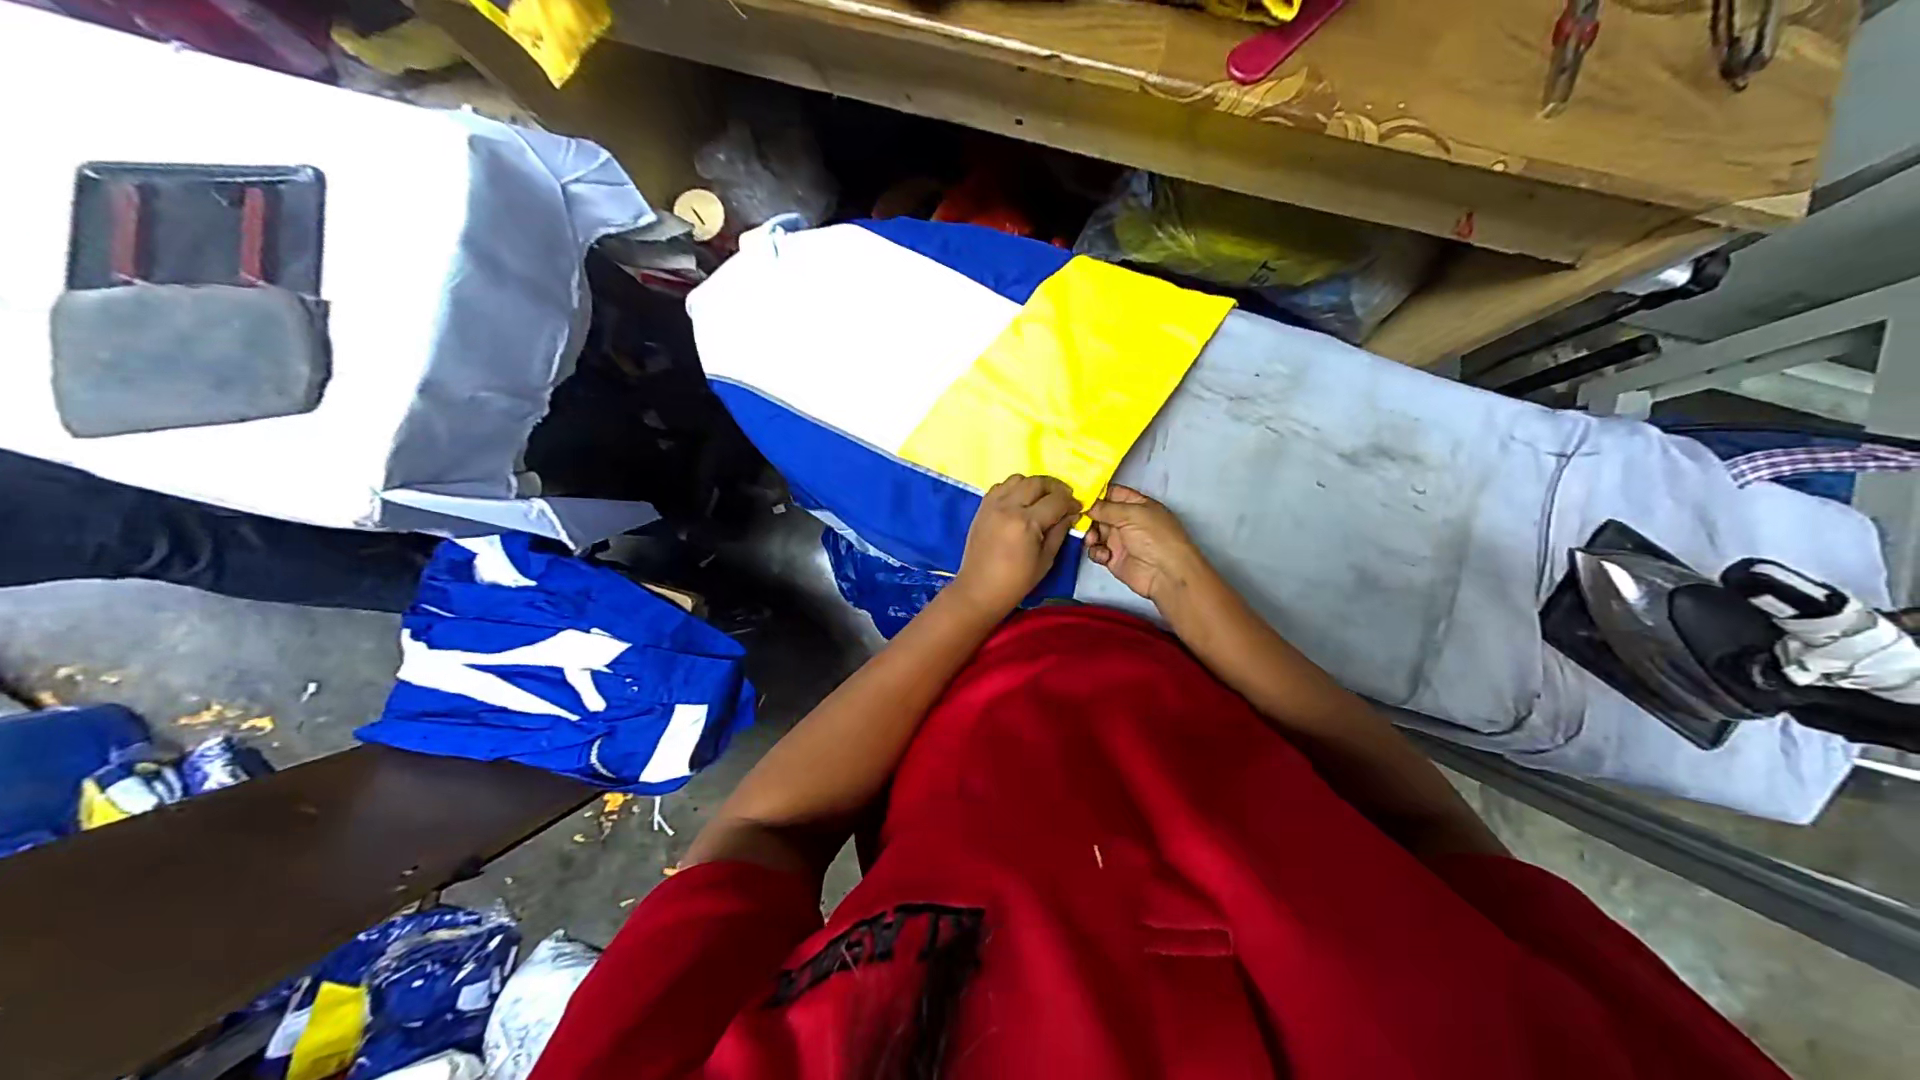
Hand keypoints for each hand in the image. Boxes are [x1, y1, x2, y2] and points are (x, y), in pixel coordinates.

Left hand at [951, 474, 1080, 615]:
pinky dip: (1015, 488)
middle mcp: (1008, 507)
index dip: (1071, 502)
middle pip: (1037, 483)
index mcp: (1026, 523)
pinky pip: (1001, 486)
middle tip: (1064, 498)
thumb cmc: (1016, 581)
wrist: (979, 589)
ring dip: (1035, 485)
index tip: (1078, 508)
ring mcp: (992, 505)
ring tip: (1043, 498)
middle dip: (1056, 488)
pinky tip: (1021, 501)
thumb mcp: (1046, 559)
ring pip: (1018, 479)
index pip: (1056, 501)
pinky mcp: (982, 507)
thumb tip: (1071, 514)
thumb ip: (1060, 532)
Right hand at [1087, 485, 1207, 605]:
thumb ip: (1105, 508)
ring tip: (1093, 539)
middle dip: (1088, 515)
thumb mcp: (1131, 514)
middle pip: (1100, 513)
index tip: (1078, 494)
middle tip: (1077, 517)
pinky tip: (1105, 555)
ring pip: (1095, 531)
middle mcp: (1127, 520)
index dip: (1096, 492)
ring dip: (1089, 534)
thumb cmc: (1157, 538)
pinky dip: (1096, 551)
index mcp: (1136, 504)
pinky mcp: (1113, 557)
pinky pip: (1097, 551)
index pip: (1112, 493)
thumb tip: (1086, 504)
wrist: (1165, 574)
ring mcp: (1120, 539)